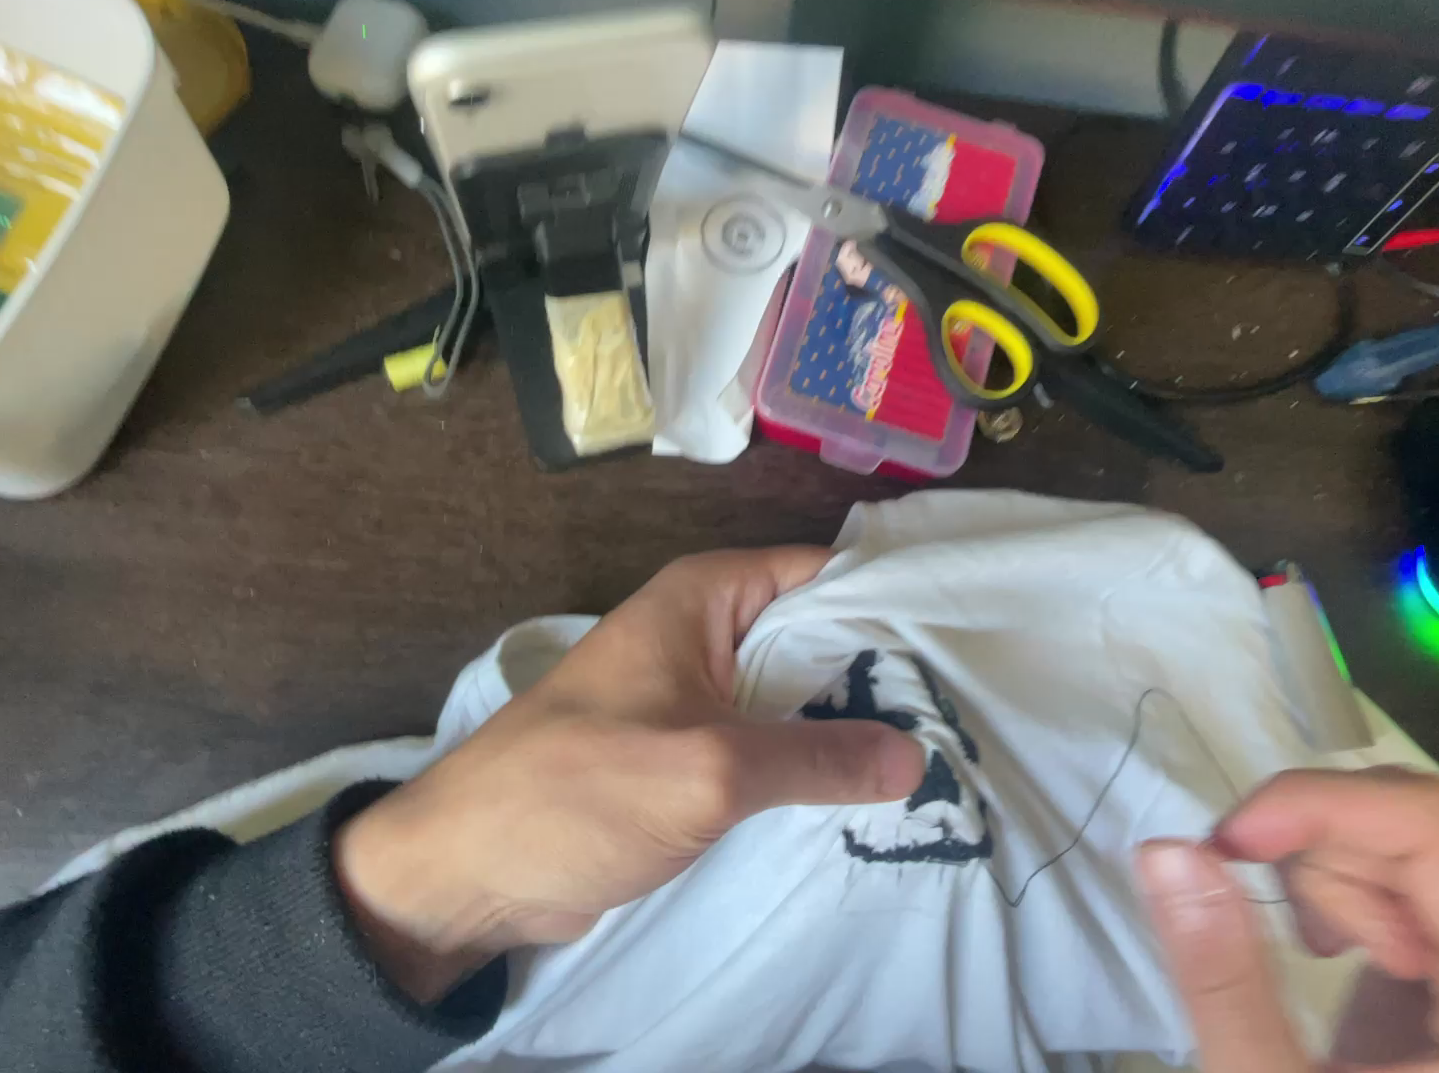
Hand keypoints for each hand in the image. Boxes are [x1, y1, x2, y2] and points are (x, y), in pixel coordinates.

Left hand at [335, 548, 926, 999]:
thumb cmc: (580, 789)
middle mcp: (707, 627)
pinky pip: (768, 735)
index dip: (888, 606)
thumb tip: (914, 756)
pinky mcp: (693, 741)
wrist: (474, 864)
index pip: (821, 574)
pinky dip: (810, 757)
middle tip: (963, 717)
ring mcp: (699, 687)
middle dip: (877, 673)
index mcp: (707, 594)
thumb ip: (815, 759)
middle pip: (814, 633)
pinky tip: (869, 790)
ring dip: (847, 722)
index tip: (961, 648)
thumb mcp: (709, 770)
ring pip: (794, 690)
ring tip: (939, 755)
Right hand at [1137, 768, 1438, 1072]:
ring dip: (1345, 879)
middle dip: (1324, 858)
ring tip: (1331, 962)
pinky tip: (1366, 961)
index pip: (1437, 822)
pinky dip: (1377, 897)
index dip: (1315, 805)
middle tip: (1294, 938)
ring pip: (1437, 842)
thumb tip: (1164, 850)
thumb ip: (1225, 980)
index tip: (1225, 845)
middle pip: (1432, 827)